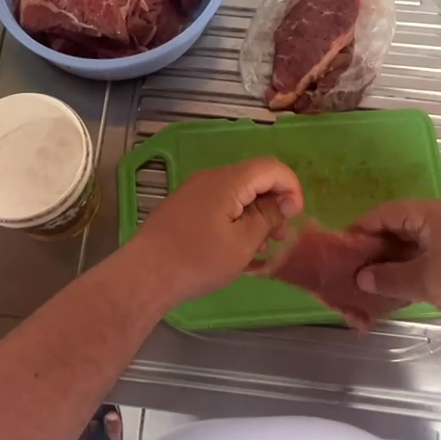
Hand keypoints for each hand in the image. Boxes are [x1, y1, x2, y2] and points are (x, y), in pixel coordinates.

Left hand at [114, 156, 303, 306]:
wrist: (146, 272)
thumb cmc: (198, 260)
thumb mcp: (242, 243)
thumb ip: (267, 218)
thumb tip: (281, 202)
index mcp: (228, 181)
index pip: (271, 167)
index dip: (291, 187)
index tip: (294, 216)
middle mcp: (211, 177)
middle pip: (254, 176)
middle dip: (274, 201)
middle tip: (279, 235)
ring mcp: (195, 189)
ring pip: (238, 189)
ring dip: (256, 211)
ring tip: (259, 244)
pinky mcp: (185, 203)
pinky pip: (220, 199)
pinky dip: (237, 214)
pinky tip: (235, 243)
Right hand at [351, 200, 440, 340]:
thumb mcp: (427, 281)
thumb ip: (389, 277)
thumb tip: (361, 277)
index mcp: (432, 213)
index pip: (384, 212)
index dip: (359, 229)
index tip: (339, 252)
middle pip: (398, 229)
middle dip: (374, 251)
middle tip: (351, 274)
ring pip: (414, 249)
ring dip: (392, 267)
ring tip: (370, 288)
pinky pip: (431, 263)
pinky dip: (412, 275)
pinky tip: (399, 294)